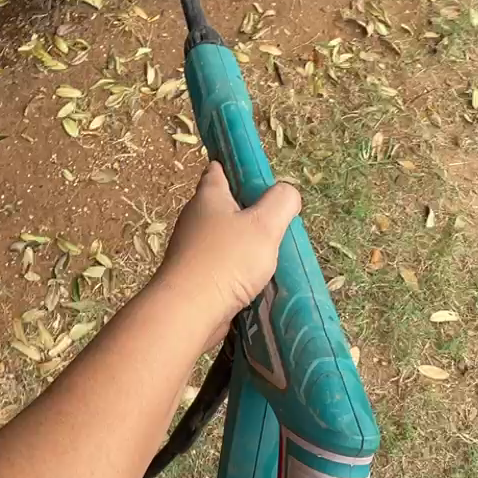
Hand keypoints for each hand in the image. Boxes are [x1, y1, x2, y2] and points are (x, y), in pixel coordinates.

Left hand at [148, 162, 301, 333]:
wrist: (189, 310)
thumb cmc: (227, 260)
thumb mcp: (265, 224)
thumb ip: (281, 202)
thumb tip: (287, 192)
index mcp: (208, 197)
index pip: (217, 171)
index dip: (234, 168)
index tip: (254, 173)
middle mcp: (194, 219)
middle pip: (221, 205)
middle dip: (245, 209)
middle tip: (274, 219)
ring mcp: (191, 249)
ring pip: (221, 237)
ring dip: (242, 241)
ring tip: (269, 252)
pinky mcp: (193, 276)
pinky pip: (219, 264)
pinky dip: (235, 267)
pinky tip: (253, 278)